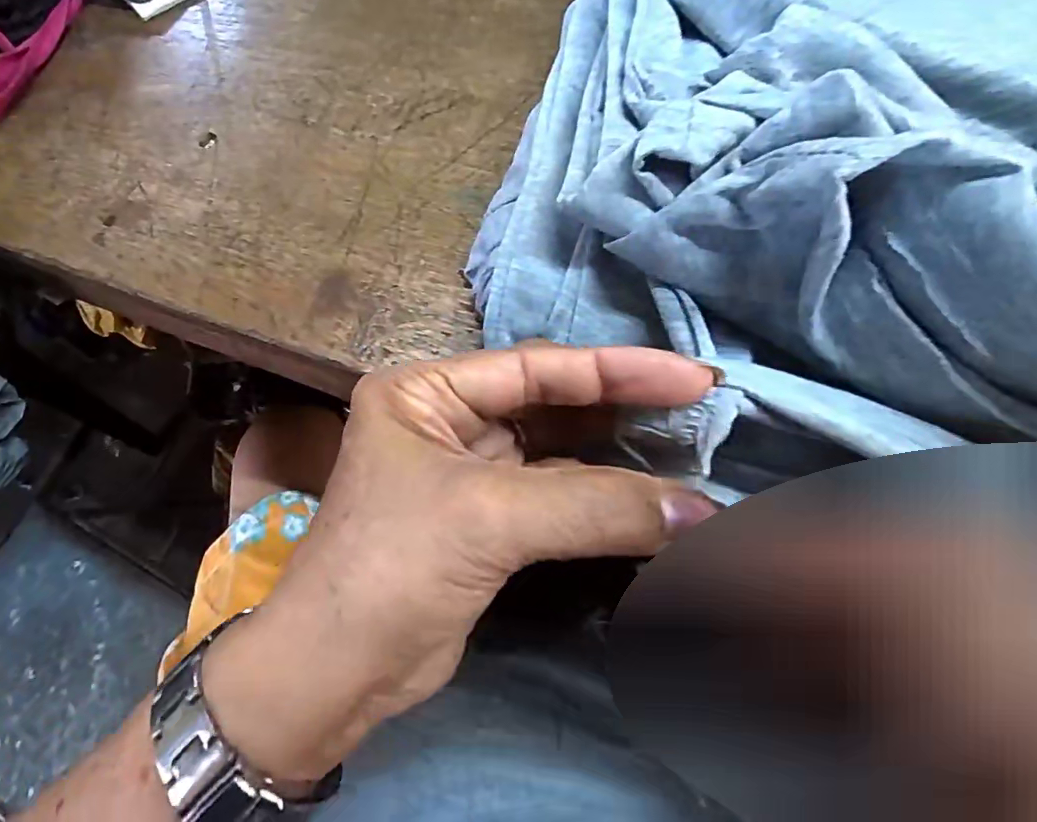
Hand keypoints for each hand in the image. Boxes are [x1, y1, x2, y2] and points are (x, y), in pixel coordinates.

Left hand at [201, 344, 722, 783]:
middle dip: (622, 407)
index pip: (534, 368)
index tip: (693, 378)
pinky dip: (602, 501)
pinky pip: (554, 496)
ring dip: (618, 458)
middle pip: (548, 403)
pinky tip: (650, 500)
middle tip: (701, 409)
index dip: (617, 369)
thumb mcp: (488, 519)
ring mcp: (466, 470)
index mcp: (425, 390)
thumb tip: (700, 511)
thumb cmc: (392, 566)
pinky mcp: (484, 520)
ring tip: (689, 451)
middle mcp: (444, 419)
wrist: (336, 669)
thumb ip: (594, 507)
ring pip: (556, 452)